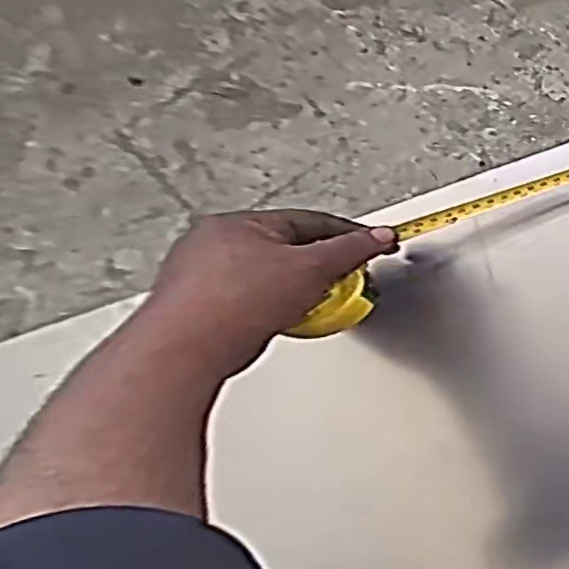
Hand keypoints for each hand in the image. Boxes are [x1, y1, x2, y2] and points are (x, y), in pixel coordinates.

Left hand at [131, 210, 399, 374]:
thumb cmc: (234, 301)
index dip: (350, 234)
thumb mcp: (315, 267)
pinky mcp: (205, 304)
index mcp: (238, 223)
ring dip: (302, 286)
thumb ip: (353, 248)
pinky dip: (279, 304)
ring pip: (274, 273)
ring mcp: (206, 274)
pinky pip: (258, 296)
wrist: (191, 347)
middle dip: (324, 264)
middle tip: (347, 276)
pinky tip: (286, 315)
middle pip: (292, 247)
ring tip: (314, 300)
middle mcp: (215, 243)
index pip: (311, 221)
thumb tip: (376, 237)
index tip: (373, 244)